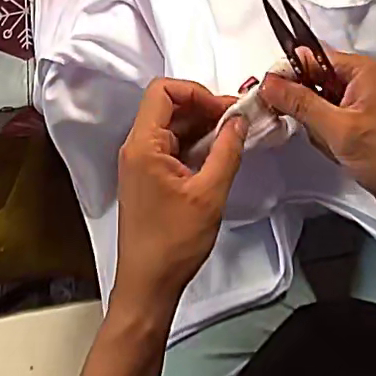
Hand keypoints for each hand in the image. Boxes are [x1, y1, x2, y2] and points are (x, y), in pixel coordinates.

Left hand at [112, 78, 244, 316]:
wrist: (147, 284)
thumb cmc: (173, 243)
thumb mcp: (209, 194)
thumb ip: (226, 151)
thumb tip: (238, 121)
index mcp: (143, 144)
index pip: (163, 91)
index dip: (196, 92)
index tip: (225, 108)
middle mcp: (136, 147)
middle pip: (168, 106)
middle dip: (204, 107)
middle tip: (237, 120)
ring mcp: (141, 161)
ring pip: (172, 126)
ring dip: (202, 126)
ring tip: (233, 137)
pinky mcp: (148, 176)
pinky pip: (172, 146)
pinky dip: (195, 144)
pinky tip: (218, 155)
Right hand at [259, 49, 375, 218]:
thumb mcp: (339, 128)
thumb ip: (300, 103)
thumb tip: (269, 83)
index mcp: (360, 70)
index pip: (309, 56)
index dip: (287, 73)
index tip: (270, 93)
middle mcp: (359, 81)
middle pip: (311, 79)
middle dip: (301, 103)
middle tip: (303, 123)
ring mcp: (359, 103)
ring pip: (316, 102)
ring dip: (314, 123)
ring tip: (330, 142)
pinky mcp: (358, 123)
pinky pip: (327, 120)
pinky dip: (324, 134)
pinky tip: (334, 149)